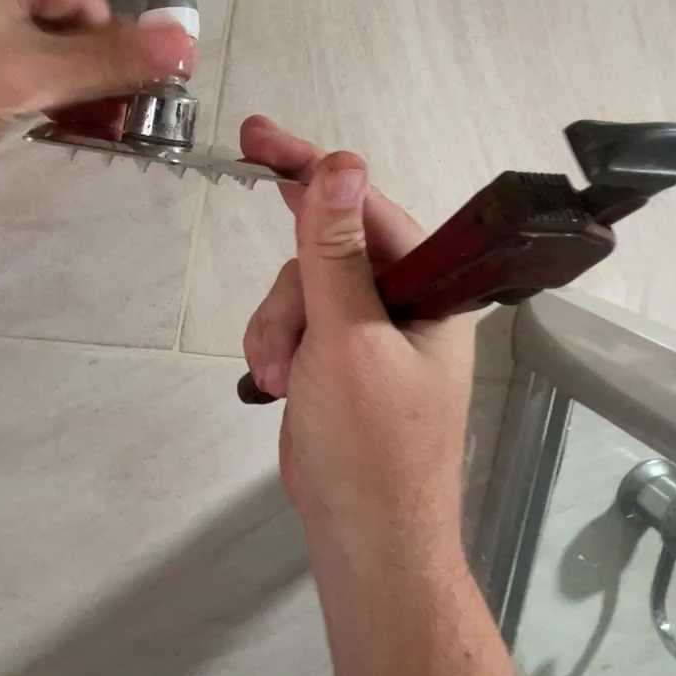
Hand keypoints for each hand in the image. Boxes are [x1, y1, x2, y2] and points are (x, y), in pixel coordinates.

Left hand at [0, 0, 195, 167]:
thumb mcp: (33, 75)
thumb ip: (111, 60)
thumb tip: (188, 43)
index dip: (104, 55)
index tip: (115, 106)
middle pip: (57, 16)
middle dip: (77, 70)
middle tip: (93, 124)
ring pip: (29, 34)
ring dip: (51, 79)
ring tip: (55, 123)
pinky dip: (17, 76)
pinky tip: (19, 110)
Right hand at [238, 117, 475, 551]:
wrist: (361, 537)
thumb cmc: (370, 447)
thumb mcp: (348, 339)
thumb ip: (335, 252)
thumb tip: (339, 169)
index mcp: (431, 291)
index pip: (368, 208)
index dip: (316, 170)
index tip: (264, 138)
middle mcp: (403, 302)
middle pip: (328, 247)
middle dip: (291, 273)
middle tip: (245, 168)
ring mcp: (366, 328)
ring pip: (300, 287)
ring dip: (278, 325)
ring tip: (282, 373)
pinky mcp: (335, 353)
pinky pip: (292, 320)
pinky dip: (276, 344)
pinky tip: (279, 380)